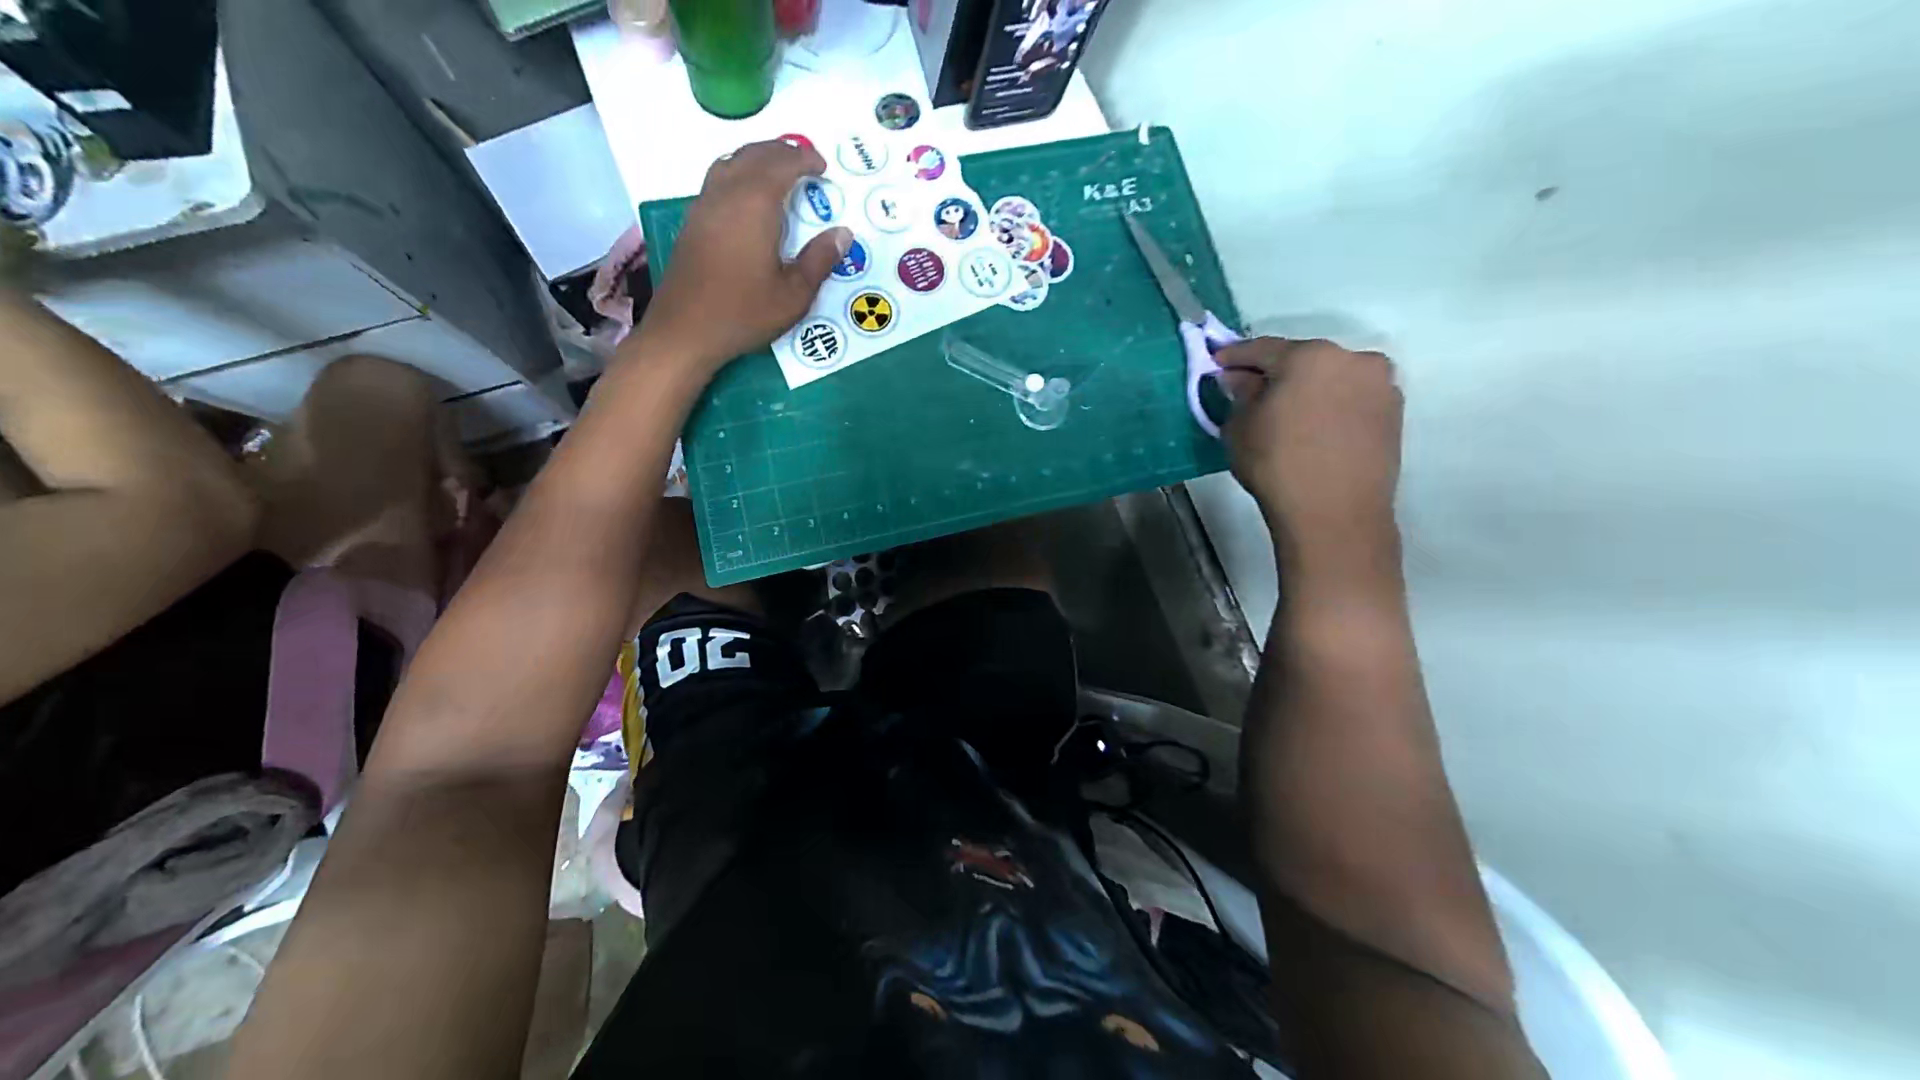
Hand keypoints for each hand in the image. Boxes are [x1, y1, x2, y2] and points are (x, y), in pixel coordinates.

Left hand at [634, 139, 851, 369]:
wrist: (685, 331)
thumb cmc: (744, 313)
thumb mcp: (794, 294)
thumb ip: (819, 260)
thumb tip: (843, 234)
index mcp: (755, 204)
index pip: (782, 165)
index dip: (804, 160)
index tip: (822, 167)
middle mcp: (727, 194)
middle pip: (754, 155)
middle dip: (781, 152)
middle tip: (804, 161)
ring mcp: (704, 206)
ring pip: (731, 162)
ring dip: (756, 158)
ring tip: (776, 171)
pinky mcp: (692, 222)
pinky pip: (717, 180)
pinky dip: (738, 174)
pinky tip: (748, 197)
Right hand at [1217, 338, 1402, 561]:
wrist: (1335, 513)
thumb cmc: (1277, 464)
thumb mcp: (1240, 428)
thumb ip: (1240, 394)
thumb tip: (1241, 379)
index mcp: (1310, 355)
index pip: (1263, 348)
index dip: (1235, 356)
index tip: (1217, 362)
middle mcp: (1353, 358)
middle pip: (1303, 360)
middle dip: (1276, 372)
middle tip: (1251, 389)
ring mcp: (1380, 385)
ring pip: (1332, 378)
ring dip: (1307, 388)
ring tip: (1286, 411)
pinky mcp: (1393, 413)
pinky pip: (1351, 399)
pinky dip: (1330, 405)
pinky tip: (1314, 427)